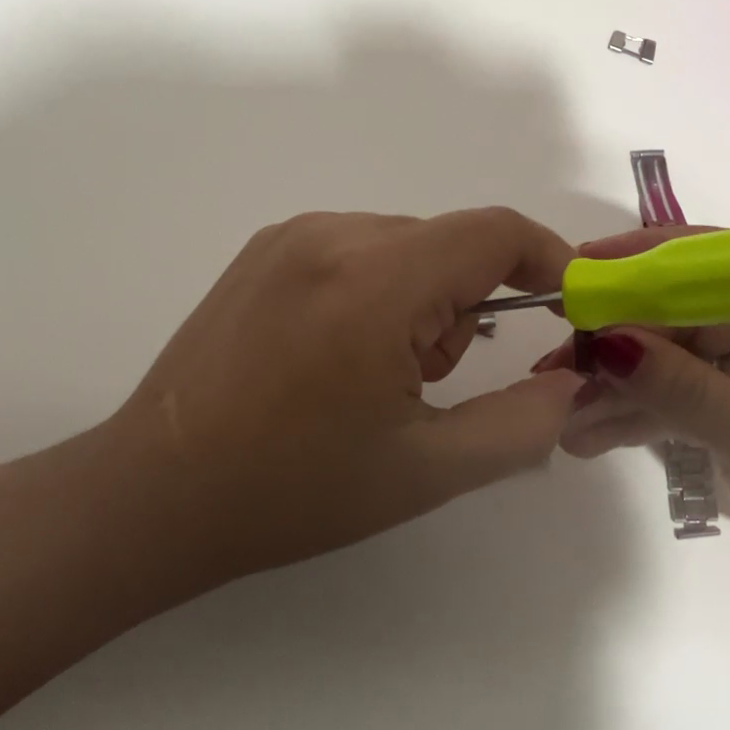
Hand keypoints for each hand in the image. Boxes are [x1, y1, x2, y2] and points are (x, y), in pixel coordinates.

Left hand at [109, 208, 585, 583]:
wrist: (157, 496)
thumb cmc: (294, 490)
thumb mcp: (426, 470)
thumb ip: (521, 423)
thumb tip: (572, 382)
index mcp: (373, 281)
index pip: (493, 233)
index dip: (548, 262)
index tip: (565, 313)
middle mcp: (328, 235)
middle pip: (445, 244)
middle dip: (466, 309)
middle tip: (428, 390)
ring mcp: (283, 241)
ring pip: (399, 250)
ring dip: (417, 306)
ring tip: (370, 385)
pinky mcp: (255, 258)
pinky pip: (350, 255)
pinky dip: (372, 297)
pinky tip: (331, 363)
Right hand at [541, 226, 729, 606]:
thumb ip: (685, 390)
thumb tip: (605, 344)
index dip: (655, 264)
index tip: (585, 273)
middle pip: (691, 309)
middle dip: (624, 337)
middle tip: (558, 362)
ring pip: (676, 354)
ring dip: (620, 383)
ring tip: (561, 408)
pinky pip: (680, 394)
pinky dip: (637, 413)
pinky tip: (587, 431)